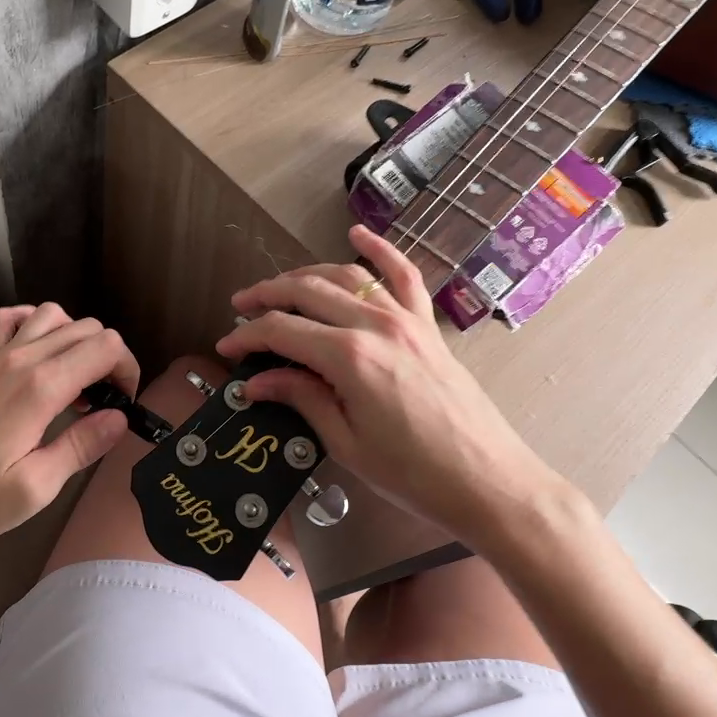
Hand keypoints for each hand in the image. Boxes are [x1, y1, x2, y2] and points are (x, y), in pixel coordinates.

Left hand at [0, 304, 139, 553]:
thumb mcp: (38, 487)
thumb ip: (81, 446)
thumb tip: (120, 417)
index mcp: (40, 389)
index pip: (105, 348)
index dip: (128, 369)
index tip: (125, 404)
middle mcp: (22, 359)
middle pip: (87, 328)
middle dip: (111, 357)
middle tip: (107, 401)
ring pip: (54, 315)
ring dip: (77, 339)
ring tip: (78, 381)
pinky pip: (12, 319)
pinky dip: (34, 324)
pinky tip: (41, 354)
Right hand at [215, 224, 569, 546]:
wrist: (489, 482)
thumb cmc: (413, 476)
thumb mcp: (346, 444)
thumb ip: (301, 399)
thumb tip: (257, 382)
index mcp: (349, 357)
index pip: (282, 330)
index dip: (247, 335)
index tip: (226, 347)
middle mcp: (375, 325)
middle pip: (307, 291)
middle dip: (266, 295)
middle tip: (240, 308)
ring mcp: (406, 319)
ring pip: (345, 276)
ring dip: (306, 274)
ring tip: (280, 287)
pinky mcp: (428, 325)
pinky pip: (403, 275)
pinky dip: (381, 249)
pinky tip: (358, 233)